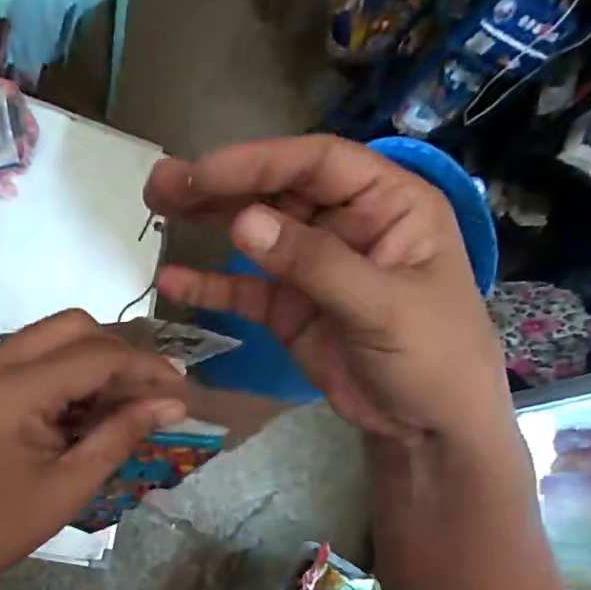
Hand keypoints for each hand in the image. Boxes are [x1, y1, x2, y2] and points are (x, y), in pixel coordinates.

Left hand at [0, 310, 188, 581]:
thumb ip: (122, 433)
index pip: (92, 356)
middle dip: (120, 353)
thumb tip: (174, 403)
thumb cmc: (5, 526)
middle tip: (153, 389)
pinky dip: (67, 368)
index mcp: (7, 392)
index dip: (143, 367)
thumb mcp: (71, 485)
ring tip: (127, 396)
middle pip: (72, 327)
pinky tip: (88, 400)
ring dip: (94, 357)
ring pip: (52, 334)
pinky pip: (32, 352)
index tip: (180, 386)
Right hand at [144, 134, 505, 439]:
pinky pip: (246, 289)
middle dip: (221, 186)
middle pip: (277, 192)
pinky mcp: (290, 308)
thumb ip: (314, 263)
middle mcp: (346, 225)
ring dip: (208, 222)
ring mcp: (313, 268)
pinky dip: (211, 285)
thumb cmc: (433, 355)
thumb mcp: (382, 305)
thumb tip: (241, 222)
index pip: (317, 164)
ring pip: (256, 234)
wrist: (428, 426)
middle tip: (161, 184)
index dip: (258, 162)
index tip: (202, 173)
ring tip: (157, 210)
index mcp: (387, 203)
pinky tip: (173, 280)